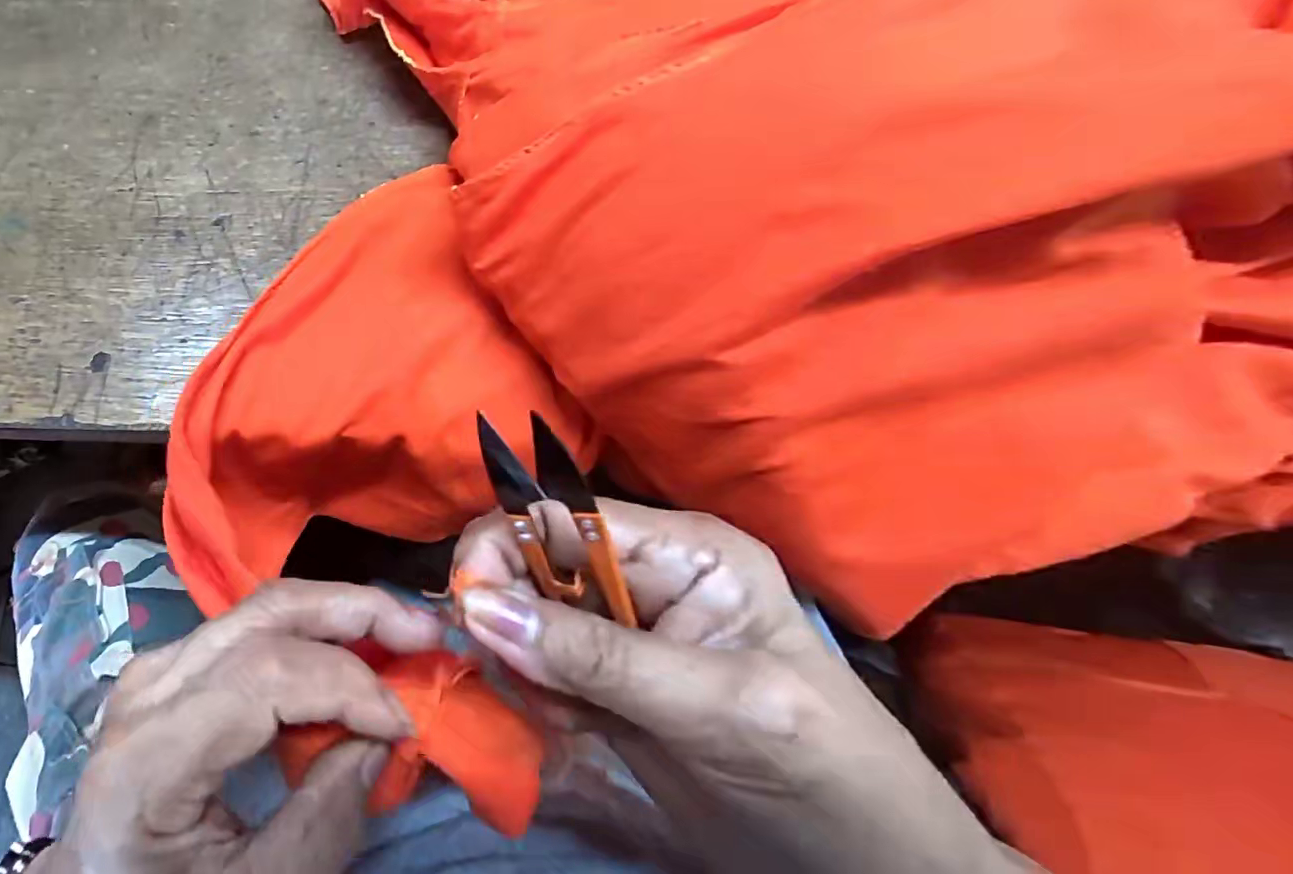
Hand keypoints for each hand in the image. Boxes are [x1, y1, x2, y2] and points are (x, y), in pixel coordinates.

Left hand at [38, 579, 444, 873]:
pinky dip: (314, 629)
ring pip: (265, 605)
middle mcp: (151, 683)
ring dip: (341, 610)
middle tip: (426, 630)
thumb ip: (322, 820)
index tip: (408, 722)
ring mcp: (161, 663)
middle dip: (357, 610)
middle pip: (268, 613)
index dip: (349, 685)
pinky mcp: (177, 662)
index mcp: (150, 749)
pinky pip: (255, 626)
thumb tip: (383, 740)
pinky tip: (354, 646)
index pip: (265, 674)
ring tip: (403, 630)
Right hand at [453, 499, 1037, 873]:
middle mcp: (645, 574)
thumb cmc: (826, 773)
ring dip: (519, 659)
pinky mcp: (608, 678)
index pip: (567, 517)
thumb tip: (478, 605)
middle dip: (507, 607)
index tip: (466, 601)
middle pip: (537, 561)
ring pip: (528, 615)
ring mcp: (624, 628)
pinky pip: (541, 666)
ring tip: (554, 713)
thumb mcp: (717, 706)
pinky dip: (534, 694)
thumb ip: (597, 656)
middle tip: (502, 668)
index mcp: (683, 549)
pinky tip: (566, 727)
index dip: (506, 544)